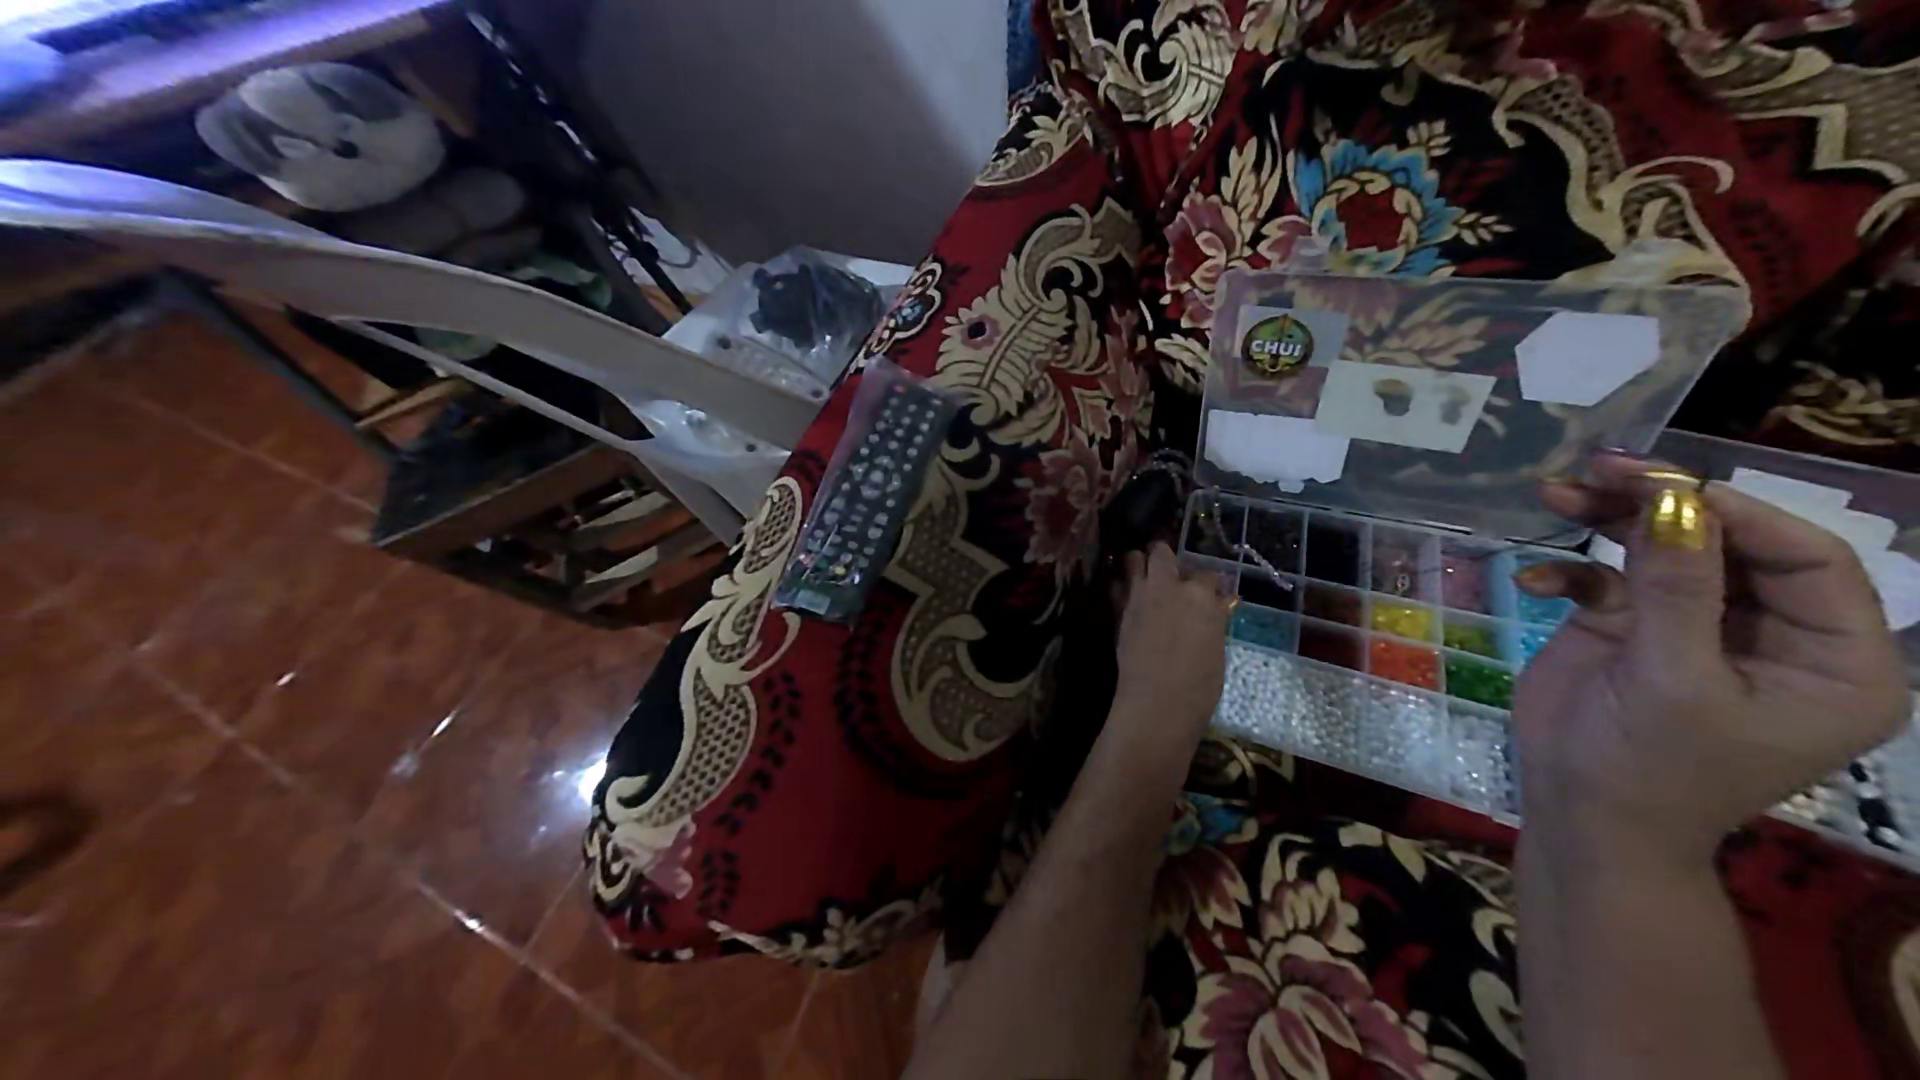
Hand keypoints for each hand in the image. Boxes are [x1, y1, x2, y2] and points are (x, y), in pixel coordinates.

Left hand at [1110, 543, 1232, 752]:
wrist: (1158, 701)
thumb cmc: (1200, 682)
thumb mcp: (1216, 646)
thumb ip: (1212, 619)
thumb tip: (1213, 607)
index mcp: (1200, 594)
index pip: (1208, 574)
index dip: (1209, 583)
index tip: (1210, 592)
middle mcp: (1167, 585)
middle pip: (1161, 552)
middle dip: (1166, 557)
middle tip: (1171, 573)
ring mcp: (1139, 595)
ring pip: (1132, 559)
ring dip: (1138, 564)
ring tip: (1144, 577)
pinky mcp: (1119, 610)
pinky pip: (1117, 585)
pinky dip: (1122, 586)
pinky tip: (1128, 597)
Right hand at [1514, 451, 1907, 862]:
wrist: (1578, 814)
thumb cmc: (1648, 766)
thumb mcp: (1670, 680)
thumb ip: (1676, 589)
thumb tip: (1672, 501)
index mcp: (1830, 659)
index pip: (1809, 561)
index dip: (1741, 515)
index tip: (1663, 485)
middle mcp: (1767, 634)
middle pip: (1726, 547)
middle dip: (1661, 508)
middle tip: (1599, 469)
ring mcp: (1690, 630)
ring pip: (1660, 555)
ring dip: (1606, 525)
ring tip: (1554, 494)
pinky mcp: (1627, 632)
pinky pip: (1605, 584)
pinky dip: (1568, 575)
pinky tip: (1533, 582)